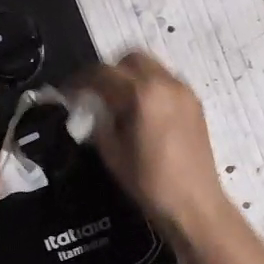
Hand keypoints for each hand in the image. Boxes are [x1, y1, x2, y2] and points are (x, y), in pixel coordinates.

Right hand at [77, 52, 226, 231]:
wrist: (194, 204)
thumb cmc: (149, 183)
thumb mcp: (113, 154)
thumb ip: (99, 122)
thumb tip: (91, 108)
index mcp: (143, 94)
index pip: (103, 73)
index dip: (81, 80)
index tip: (68, 92)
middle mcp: (166, 83)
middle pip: (130, 59)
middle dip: (109, 72)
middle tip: (94, 94)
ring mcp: (184, 91)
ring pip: (151, 67)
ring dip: (130, 77)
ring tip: (118, 103)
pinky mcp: (194, 103)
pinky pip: (166, 82)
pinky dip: (149, 87)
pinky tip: (142, 113)